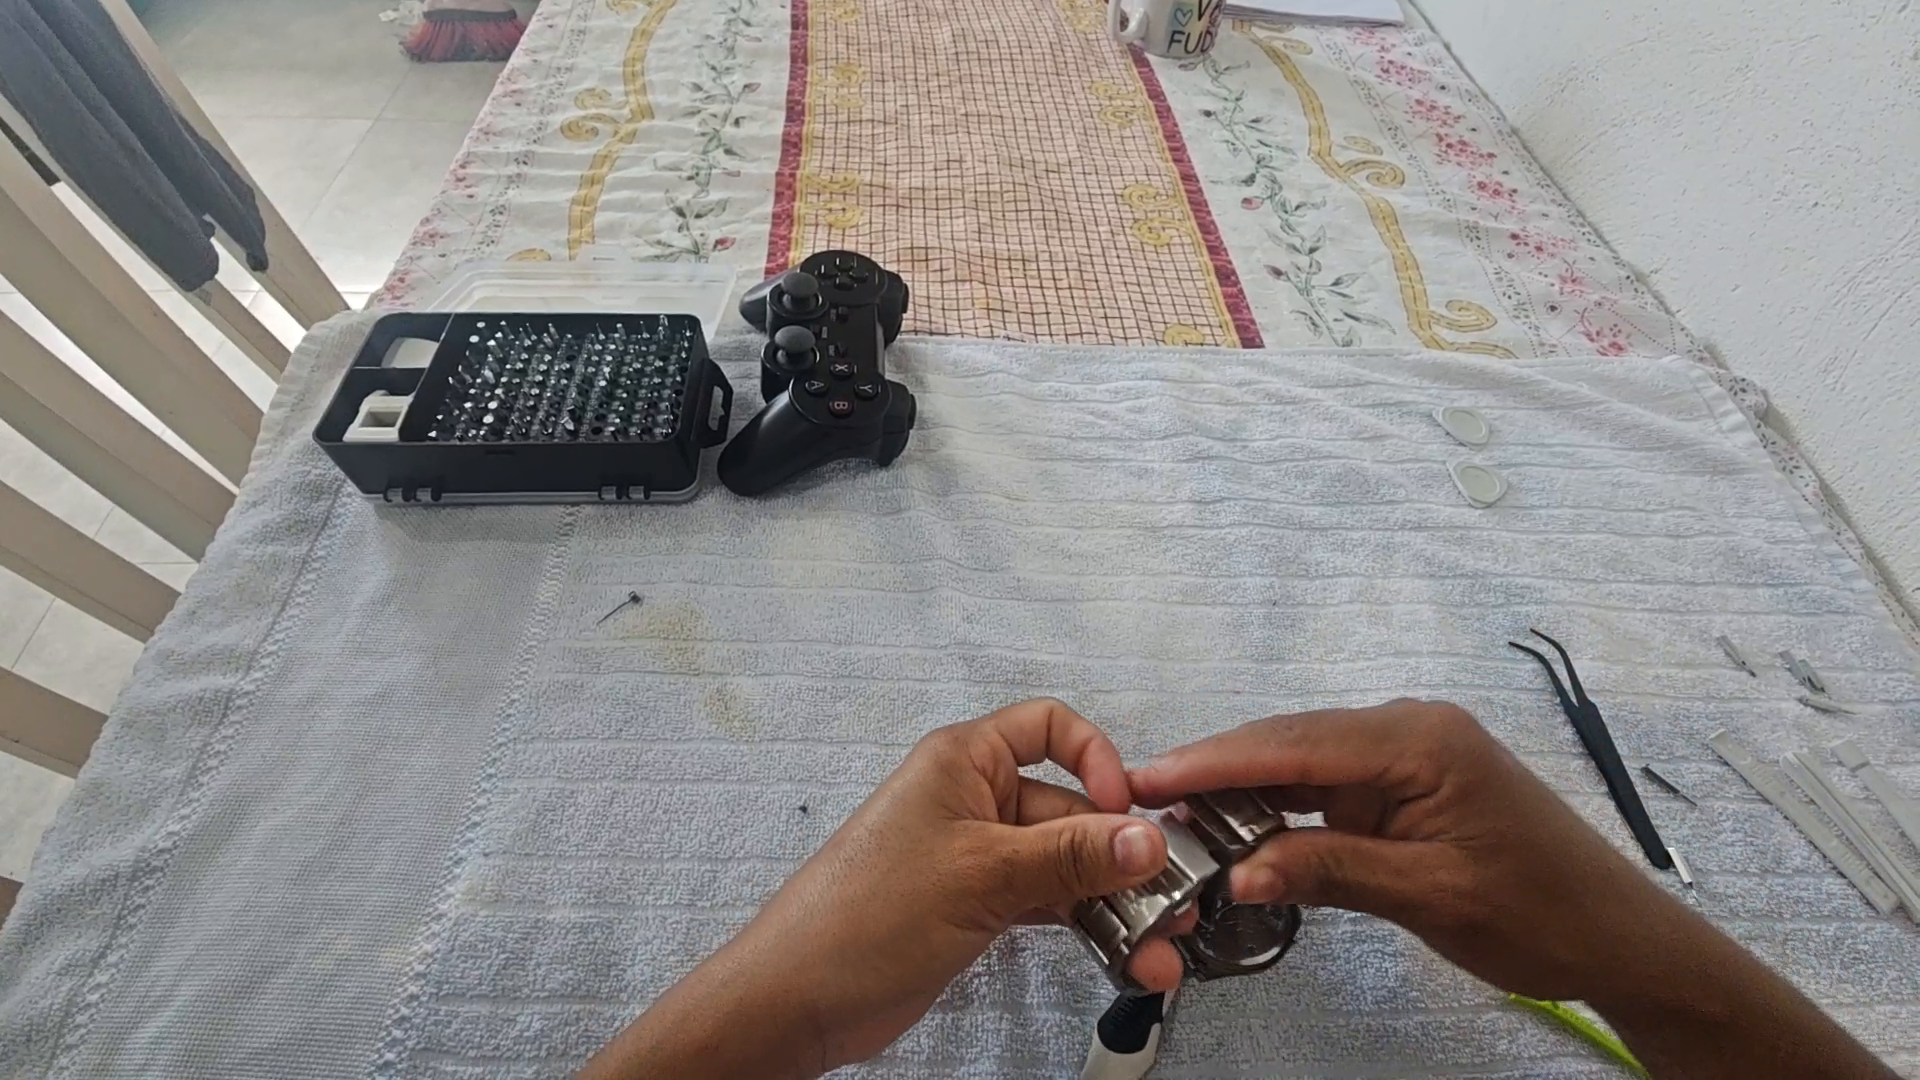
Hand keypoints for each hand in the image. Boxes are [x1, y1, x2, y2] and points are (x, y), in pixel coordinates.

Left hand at [581, 699, 1172, 1079]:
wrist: (801, 997)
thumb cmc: (869, 912)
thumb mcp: (982, 875)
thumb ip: (1069, 856)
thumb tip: (1146, 839)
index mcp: (965, 759)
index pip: (1046, 726)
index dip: (1094, 756)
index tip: (1124, 806)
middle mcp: (974, 796)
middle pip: (1065, 803)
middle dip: (1119, 851)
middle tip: (1169, 902)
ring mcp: (978, 852)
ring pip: (1061, 860)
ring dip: (1110, 899)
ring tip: (1157, 948)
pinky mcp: (978, 900)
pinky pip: (1045, 897)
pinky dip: (1081, 921)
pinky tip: (1120, 954)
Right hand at [1129, 700, 1895, 1077]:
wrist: (1625, 938)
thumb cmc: (1540, 915)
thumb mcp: (1430, 896)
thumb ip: (1327, 871)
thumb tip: (1235, 875)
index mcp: (1417, 740)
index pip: (1295, 744)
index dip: (1217, 761)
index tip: (1153, 776)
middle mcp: (1402, 725)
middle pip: (1288, 740)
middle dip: (1216, 767)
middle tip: (1147, 790)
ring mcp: (1398, 746)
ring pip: (1297, 755)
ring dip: (1240, 782)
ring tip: (1176, 802)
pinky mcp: (1396, 772)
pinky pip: (1320, 777)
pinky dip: (1275, 798)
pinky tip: (1236, 812)